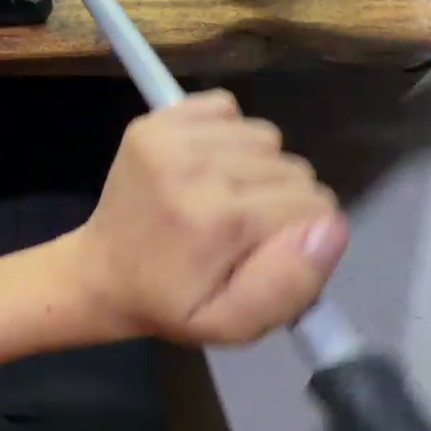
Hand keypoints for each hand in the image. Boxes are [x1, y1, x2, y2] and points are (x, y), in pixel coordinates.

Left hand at [74, 89, 345, 343]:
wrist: (101, 271)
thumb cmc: (171, 302)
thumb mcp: (234, 324)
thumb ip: (289, 284)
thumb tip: (330, 225)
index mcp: (216, 219)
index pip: (315, 205)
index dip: (304, 234)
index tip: (267, 251)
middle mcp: (192, 167)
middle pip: (292, 169)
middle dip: (282, 201)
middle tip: (241, 230)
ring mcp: (167, 136)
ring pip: (265, 137)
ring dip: (257, 166)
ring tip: (223, 197)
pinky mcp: (153, 120)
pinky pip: (225, 107)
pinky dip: (228, 133)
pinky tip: (206, 166)